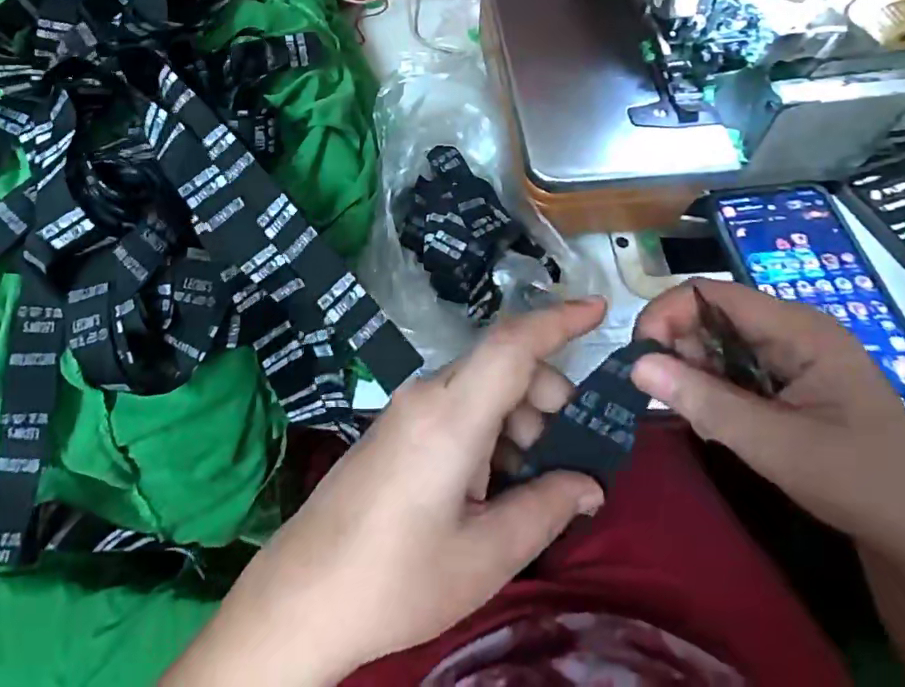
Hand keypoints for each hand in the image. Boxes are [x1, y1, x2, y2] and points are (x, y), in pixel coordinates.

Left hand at [164, 299, 609, 685]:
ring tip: (532, 488)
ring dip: (519, 423)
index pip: (511, 345)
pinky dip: (489, 433)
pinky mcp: (395, 430)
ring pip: (480, 391)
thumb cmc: (399, 579)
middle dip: (548, 401)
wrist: (304, 594)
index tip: (599, 309)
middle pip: (502, 369)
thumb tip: (589, 484)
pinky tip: (494, 488)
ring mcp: (405, 411)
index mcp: (449, 415)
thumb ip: (546, 508)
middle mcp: (425, 398)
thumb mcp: (487, 554)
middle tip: (571, 461)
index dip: (558, 321)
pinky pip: (455, 411)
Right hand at [629, 281, 904, 555]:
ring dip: (694, 373)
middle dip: (678, 348)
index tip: (640, 359)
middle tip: (667, 396)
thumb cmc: (861, 483)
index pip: (709, 294)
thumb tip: (634, 364)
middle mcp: (793, 331)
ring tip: (696, 416)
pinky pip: (733, 369)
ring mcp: (793, 358)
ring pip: (717, 344)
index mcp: (799, 328)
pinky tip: (717, 423)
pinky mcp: (790, 384)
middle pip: (710, 316)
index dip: (666, 315)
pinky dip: (712, 389)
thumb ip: (703, 401)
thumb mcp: (775, 445)